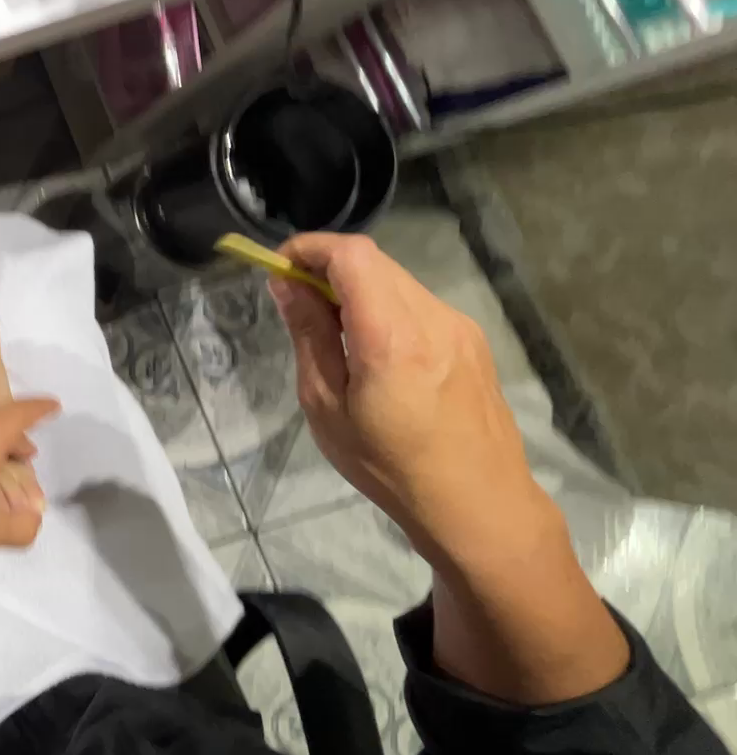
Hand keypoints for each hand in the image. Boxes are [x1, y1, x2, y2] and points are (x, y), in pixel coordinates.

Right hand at [271, 233, 556, 568]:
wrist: (479, 506)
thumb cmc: (386, 462)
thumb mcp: (325, 402)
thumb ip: (309, 334)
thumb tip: (287, 285)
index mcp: (393, 336)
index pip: (351, 255)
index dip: (307, 248)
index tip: (276, 270)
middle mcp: (434, 320)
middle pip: (372, 261)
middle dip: (323, 266)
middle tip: (291, 301)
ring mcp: (459, 328)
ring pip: (393, 279)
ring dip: (351, 286)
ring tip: (326, 329)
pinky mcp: (470, 341)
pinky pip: (414, 302)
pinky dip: (378, 304)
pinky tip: (365, 346)